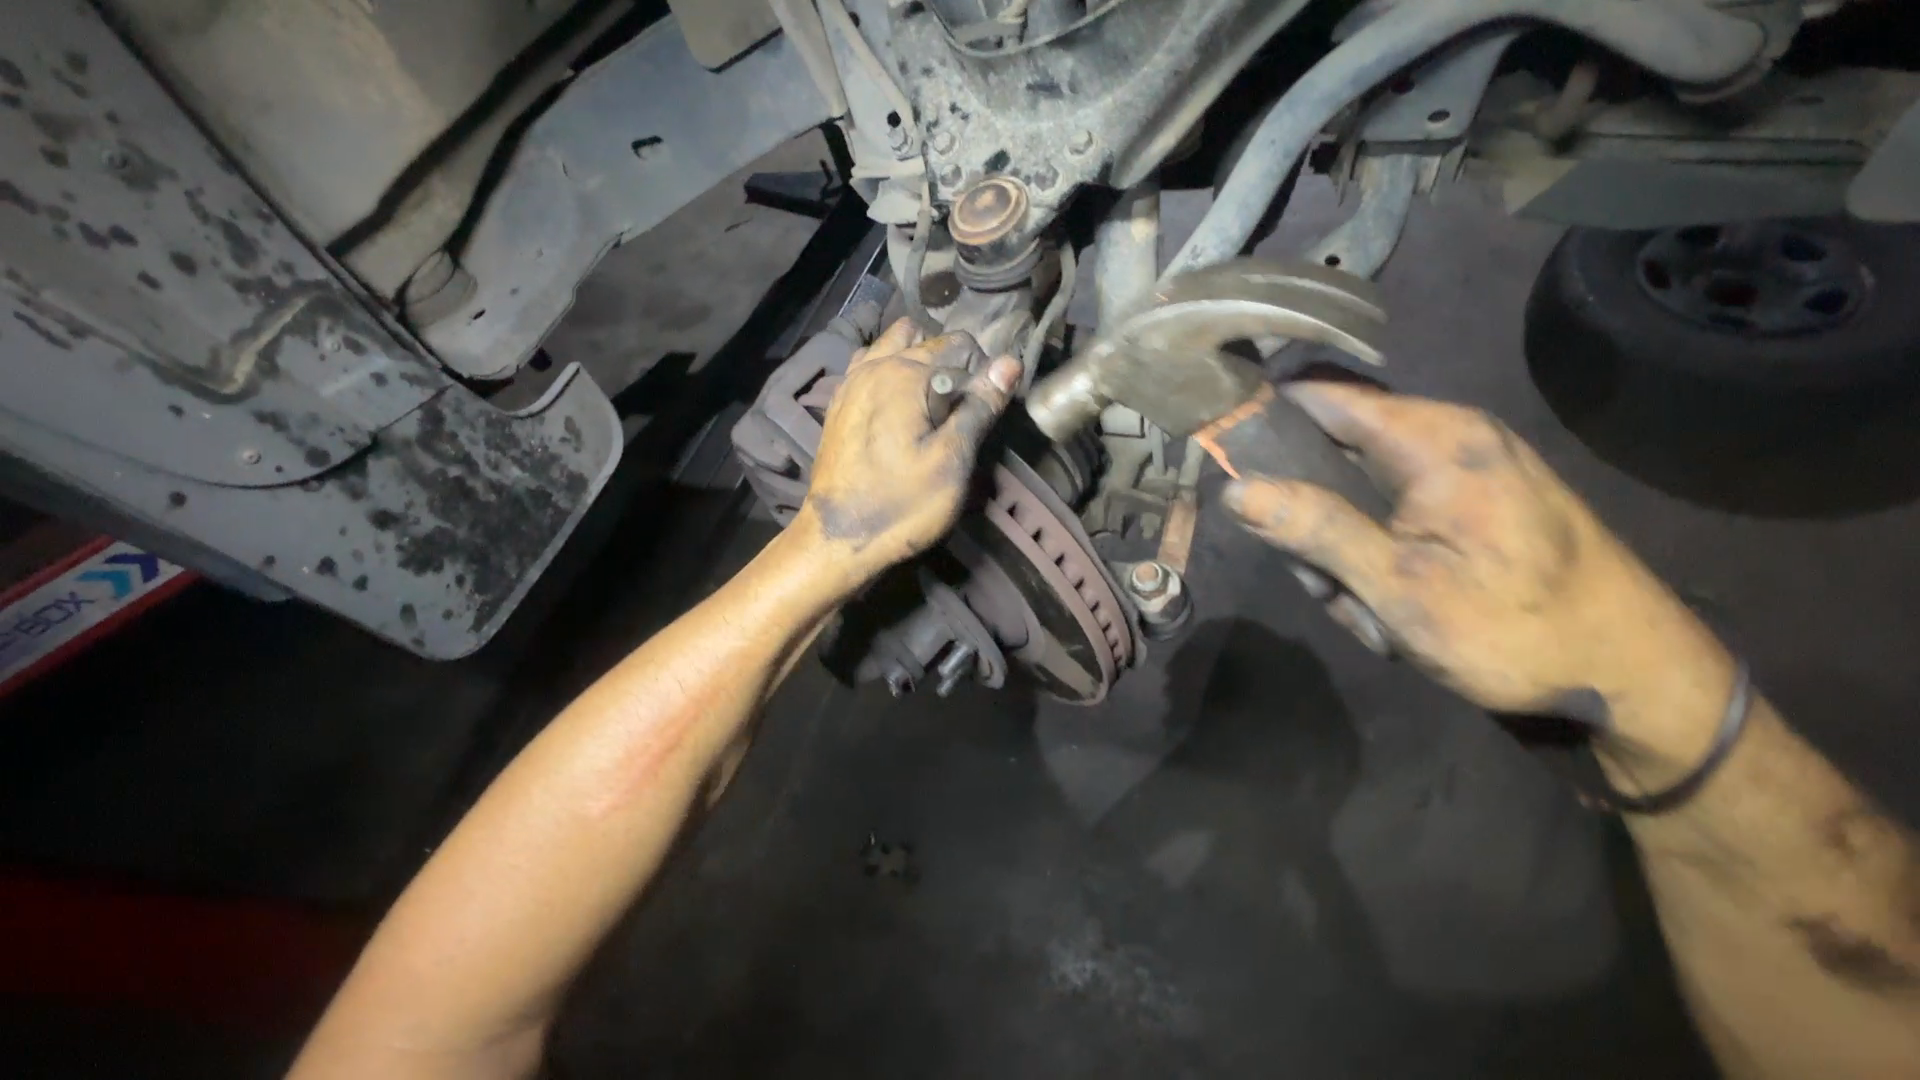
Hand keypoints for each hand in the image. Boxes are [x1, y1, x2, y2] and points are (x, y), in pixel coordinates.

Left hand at [794, 318, 1022, 588]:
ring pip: (893, 344)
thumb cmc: (900, 504)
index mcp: (904, 373)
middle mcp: (873, 364)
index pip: (960, 346)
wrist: (836, 539)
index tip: (983, 412)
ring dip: (918, 359)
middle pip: (927, 340)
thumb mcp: (953, 460)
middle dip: (951, 365)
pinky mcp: (839, 403)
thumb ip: (980, 406)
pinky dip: (889, 370)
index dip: (982, 375)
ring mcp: (850, 381)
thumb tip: (1010, 362)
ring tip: (933, 402)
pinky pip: (869, 364)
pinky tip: (900, 403)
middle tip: (962, 414)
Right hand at [1225, 383, 1705, 725]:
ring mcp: (1466, 471)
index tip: (1225, 470)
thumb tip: (1235, 488)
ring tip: (1373, 615)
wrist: (1635, 676)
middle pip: (1333, 453)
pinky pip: (1395, 514)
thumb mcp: (1400, 589)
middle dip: (1312, 521)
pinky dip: (1379, 559)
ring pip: (1360, 493)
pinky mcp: (1475, 504)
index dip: (1264, 424)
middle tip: (1326, 588)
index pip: (1320, 398)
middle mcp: (1451, 438)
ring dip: (1347, 554)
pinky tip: (1397, 610)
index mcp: (1434, 439)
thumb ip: (1316, 530)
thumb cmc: (1516, 630)